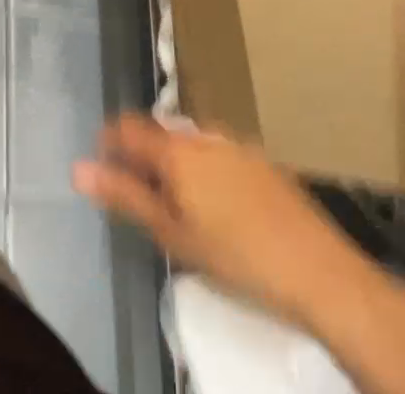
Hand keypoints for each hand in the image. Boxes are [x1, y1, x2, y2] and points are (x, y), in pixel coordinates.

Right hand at [73, 114, 382, 325]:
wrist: (327, 277)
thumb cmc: (237, 256)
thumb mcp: (171, 233)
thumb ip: (123, 196)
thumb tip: (77, 168)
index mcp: (176, 150)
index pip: (126, 128)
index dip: (108, 143)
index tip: (105, 170)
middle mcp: (206, 139)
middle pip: (160, 134)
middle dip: (144, 157)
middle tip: (144, 196)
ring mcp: (242, 150)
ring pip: (192, 145)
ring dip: (177, 165)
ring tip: (182, 205)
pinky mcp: (269, 167)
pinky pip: (221, 157)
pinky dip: (208, 172)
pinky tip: (221, 209)